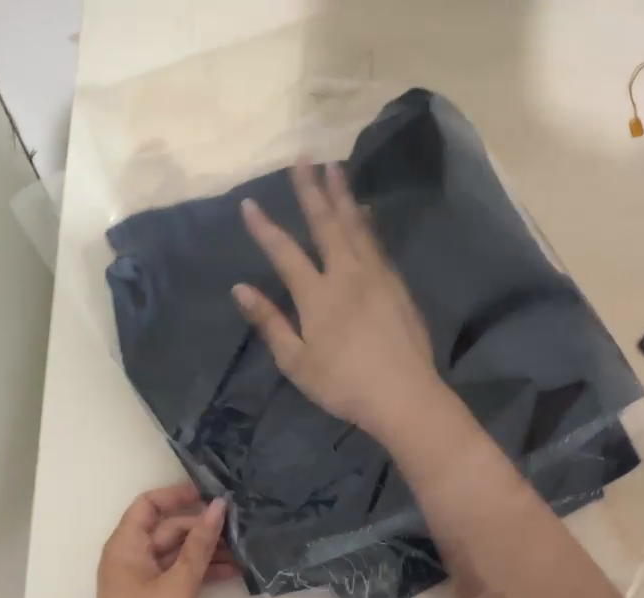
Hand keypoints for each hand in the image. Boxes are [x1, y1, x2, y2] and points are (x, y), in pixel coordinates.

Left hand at [87, 482, 234, 597]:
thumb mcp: (180, 584)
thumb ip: (200, 545)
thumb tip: (219, 507)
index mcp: (125, 546)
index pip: (149, 504)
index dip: (178, 494)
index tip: (212, 494)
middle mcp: (129, 558)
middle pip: (166, 529)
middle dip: (201, 527)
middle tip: (240, 527)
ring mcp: (140, 581)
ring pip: (175, 554)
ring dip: (205, 551)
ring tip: (243, 551)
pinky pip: (177, 575)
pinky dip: (199, 572)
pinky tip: (231, 573)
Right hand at [234, 161, 449, 437]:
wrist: (403, 394)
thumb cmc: (342, 384)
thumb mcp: (296, 361)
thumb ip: (269, 322)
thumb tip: (240, 290)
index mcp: (317, 295)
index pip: (284, 253)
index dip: (264, 228)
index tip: (249, 203)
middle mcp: (346, 274)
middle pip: (326, 224)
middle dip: (311, 189)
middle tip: (303, 157)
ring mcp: (376, 276)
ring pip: (356, 226)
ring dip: (342, 195)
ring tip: (334, 168)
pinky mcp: (396, 285)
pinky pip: (376, 243)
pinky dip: (366, 222)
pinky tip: (364, 212)